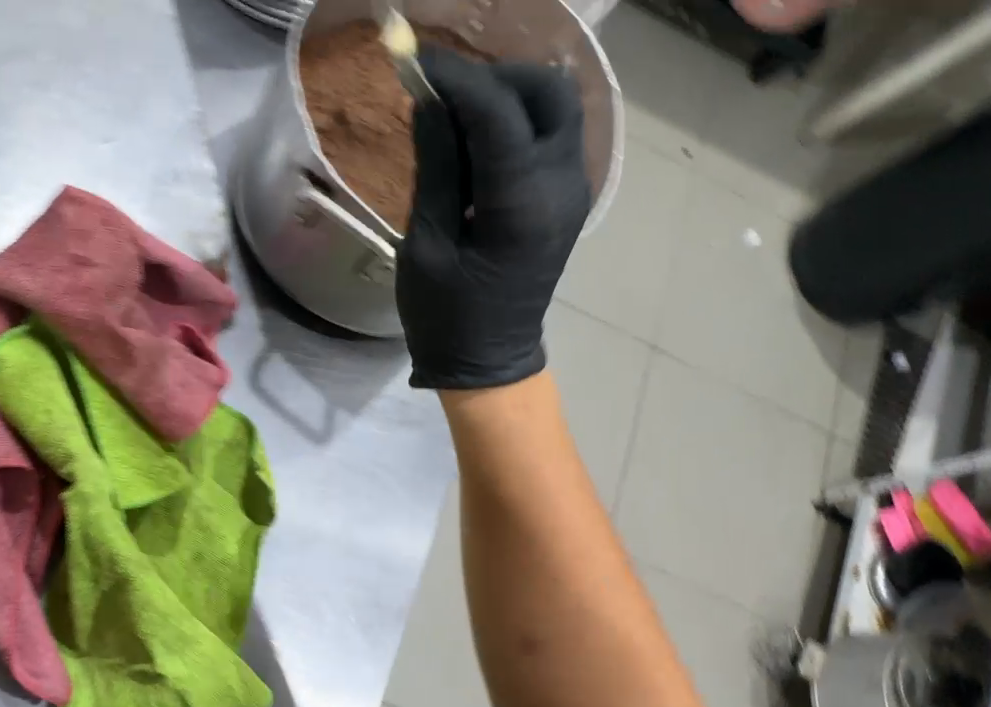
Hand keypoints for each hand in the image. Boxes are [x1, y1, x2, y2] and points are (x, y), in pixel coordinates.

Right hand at [398, 48, 591, 390]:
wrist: (487, 360)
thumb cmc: (445, 315)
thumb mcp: (425, 246)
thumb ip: (436, 170)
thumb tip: (430, 104)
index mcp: (520, 204)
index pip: (497, 112)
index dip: (457, 78)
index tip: (417, 61)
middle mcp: (561, 184)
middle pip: (546, 92)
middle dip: (493, 77)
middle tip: (442, 90)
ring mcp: (572, 188)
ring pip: (556, 108)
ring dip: (508, 95)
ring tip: (456, 112)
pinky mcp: (567, 195)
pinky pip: (550, 135)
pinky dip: (516, 121)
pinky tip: (477, 140)